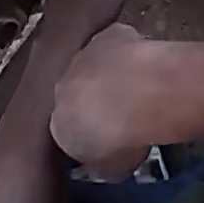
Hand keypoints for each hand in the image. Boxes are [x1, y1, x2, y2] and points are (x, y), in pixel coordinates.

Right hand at [50, 23, 157, 178]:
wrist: (140, 93)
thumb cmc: (124, 138)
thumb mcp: (113, 168)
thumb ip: (105, 162)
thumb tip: (110, 158)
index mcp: (59, 125)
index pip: (70, 132)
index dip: (91, 134)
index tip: (111, 138)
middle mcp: (62, 87)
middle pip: (77, 93)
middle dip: (95, 99)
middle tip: (123, 109)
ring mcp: (84, 55)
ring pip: (94, 65)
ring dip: (110, 73)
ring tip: (138, 85)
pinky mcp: (108, 34)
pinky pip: (116, 42)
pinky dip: (127, 50)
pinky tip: (145, 61)